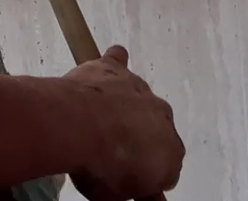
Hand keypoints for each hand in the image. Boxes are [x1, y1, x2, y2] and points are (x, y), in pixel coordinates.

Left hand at [60, 46, 183, 199]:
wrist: (75, 125)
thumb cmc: (99, 167)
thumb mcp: (118, 197)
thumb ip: (135, 193)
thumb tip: (143, 195)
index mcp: (171, 154)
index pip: (165, 169)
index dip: (145, 174)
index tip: (127, 178)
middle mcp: (163, 117)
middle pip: (154, 130)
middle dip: (138, 138)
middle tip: (113, 149)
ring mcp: (139, 88)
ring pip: (137, 98)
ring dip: (124, 106)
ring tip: (100, 118)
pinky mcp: (115, 68)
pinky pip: (118, 60)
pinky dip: (115, 63)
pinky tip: (109, 66)